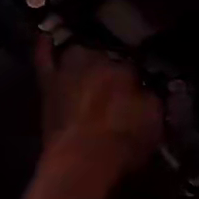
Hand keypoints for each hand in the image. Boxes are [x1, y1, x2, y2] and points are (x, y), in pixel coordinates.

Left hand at [34, 35, 162, 181]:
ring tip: (89, 65)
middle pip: (106, 55)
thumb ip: (155, 98)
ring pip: (78, 51)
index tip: (140, 86)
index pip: (135, 64)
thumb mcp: (155, 123)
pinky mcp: (48, 82)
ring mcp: (69, 68)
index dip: (138, 77)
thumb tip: (153, 87)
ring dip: (84, 56)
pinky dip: (44, 47)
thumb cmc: (123, 143)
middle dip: (111, 65)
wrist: (82, 160)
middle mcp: (97, 60)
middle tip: (114, 83)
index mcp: (126, 69)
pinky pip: (43, 57)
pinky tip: (45, 38)